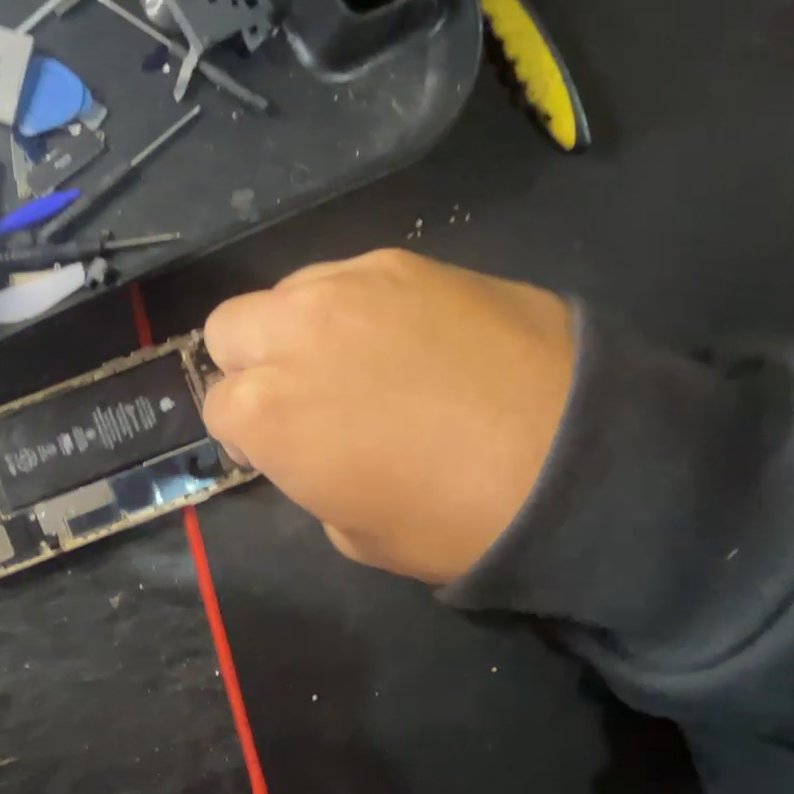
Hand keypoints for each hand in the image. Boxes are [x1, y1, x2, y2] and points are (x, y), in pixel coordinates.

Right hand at [203, 249, 575, 582]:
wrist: (576, 460)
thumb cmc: (452, 519)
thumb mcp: (351, 531)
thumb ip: (305, 473)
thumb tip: (312, 443)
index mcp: (264, 412)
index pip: (217, 407)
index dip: (248, 433)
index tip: (284, 449)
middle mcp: (290, 334)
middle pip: (230, 328)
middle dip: (251, 361)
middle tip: (302, 393)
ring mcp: (348, 287)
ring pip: (286, 292)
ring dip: (300, 326)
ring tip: (357, 357)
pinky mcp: (407, 262)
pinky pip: (350, 276)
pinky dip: (356, 305)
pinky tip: (406, 336)